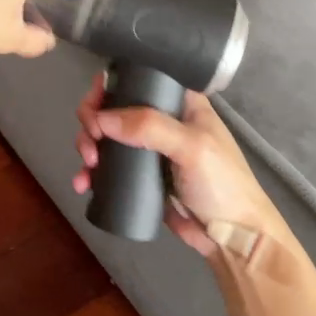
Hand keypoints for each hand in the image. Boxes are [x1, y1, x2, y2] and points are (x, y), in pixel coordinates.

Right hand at [71, 77, 289, 257]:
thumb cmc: (222, 184)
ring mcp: (150, 148)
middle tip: (90, 145)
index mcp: (180, 102)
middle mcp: (162, 118)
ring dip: (88, 147)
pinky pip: (109, 165)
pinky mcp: (141, 175)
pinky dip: (92, 172)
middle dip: (92, 122)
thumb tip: (100, 118)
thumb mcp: (191, 148)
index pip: (137, 78)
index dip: (108, 86)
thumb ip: (149, 127)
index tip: (93, 107)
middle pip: (114, 107)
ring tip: (87, 169)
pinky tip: (83, 183)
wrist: (232, 237)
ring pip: (107, 136)